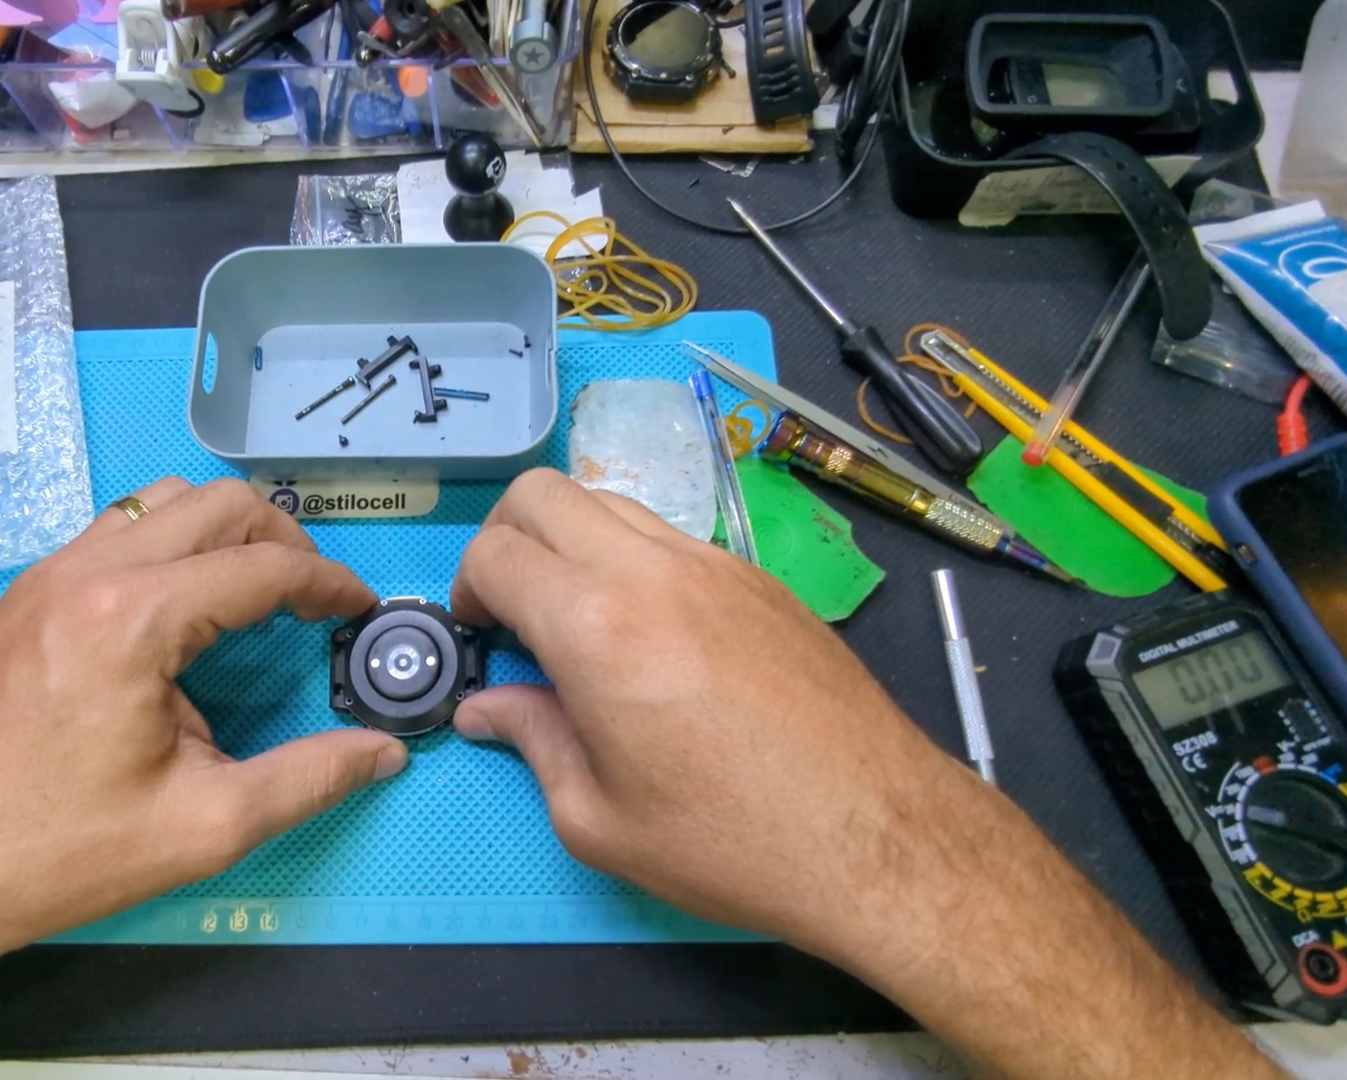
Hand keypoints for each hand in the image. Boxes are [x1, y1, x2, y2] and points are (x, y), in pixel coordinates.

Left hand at [0, 477, 408, 964]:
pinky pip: (124, 525)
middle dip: (287, 540)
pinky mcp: (30, 590)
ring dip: (230, 529)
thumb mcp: (207, 826)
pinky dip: (179, 539)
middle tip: (314, 597)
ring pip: (168, 499)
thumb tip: (386, 751)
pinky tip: (189, 599)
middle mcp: (91, 571)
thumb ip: (312, 779)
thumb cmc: (63, 852)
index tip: (360, 608)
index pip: (264, 566)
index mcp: (135, 619)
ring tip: (259, 585)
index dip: (329, 582)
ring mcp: (51, 572)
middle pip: (221, 503)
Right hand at [448, 469, 954, 957]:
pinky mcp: (753, 574)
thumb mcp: (596, 816)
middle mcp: (646, 569)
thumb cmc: (727, 838)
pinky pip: (665, 533)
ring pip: (606, 500)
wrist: (879, 836)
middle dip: (503, 534)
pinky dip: (627, 555)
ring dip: (567, 538)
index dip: (466, 587)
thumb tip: (485, 710)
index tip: (480, 631)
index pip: (495, 554)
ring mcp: (709, 560)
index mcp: (593, 625)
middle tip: (510, 601)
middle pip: (541, 492)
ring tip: (577, 610)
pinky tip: (648, 625)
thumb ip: (530, 740)